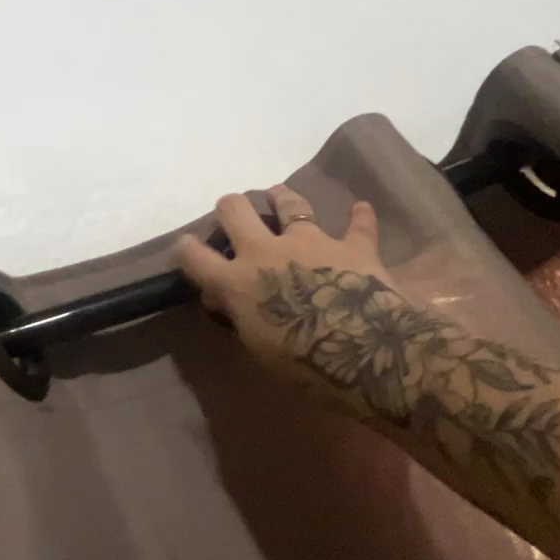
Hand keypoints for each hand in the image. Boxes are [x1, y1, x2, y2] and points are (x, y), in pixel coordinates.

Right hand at [176, 184, 412, 394]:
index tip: (186, 246)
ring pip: (290, 203)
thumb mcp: (260, 349)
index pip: (195, 256)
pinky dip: (359, 218)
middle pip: (235, 209)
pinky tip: (361, 208)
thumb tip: (226, 301)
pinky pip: (358, 226)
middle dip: (231, 207)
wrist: (372, 352)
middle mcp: (267, 251)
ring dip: (282, 198)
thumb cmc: (308, 364)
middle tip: (234, 213)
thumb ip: (241, 317)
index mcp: (238, 281)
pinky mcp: (352, 246)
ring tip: (279, 194)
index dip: (186, 248)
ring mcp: (310, 242)